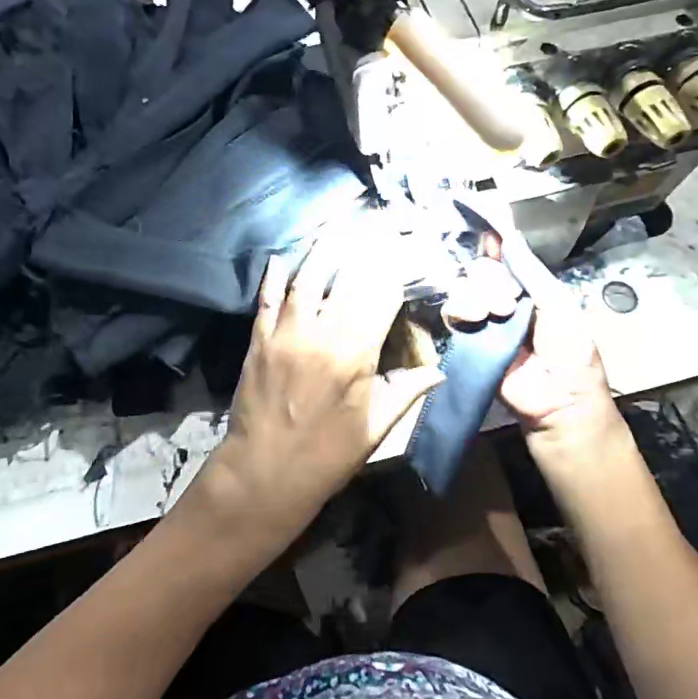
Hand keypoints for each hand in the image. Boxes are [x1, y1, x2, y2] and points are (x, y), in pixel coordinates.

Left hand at [188, 225, 444, 549]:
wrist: (264, 475)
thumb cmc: (327, 456)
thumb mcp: (377, 428)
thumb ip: (407, 392)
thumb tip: (439, 371)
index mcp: (355, 354)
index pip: (382, 294)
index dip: (399, 268)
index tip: (411, 250)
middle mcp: (320, 333)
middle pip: (348, 277)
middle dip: (368, 248)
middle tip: (382, 224)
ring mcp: (284, 333)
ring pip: (307, 277)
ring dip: (324, 249)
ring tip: (340, 225)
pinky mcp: (258, 339)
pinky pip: (268, 298)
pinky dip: (276, 276)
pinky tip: (282, 258)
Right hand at [443, 257, 626, 471]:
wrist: (559, 401)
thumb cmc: (571, 353)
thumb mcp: (559, 304)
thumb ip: (531, 272)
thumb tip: (510, 237)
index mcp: (529, 291)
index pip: (506, 261)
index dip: (496, 246)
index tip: (488, 235)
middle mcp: (504, 302)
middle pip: (482, 271)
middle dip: (493, 278)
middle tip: (509, 300)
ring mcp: (484, 321)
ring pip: (466, 288)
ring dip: (480, 294)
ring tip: (499, 313)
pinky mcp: (468, 341)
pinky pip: (454, 313)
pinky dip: (461, 309)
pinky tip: (478, 318)